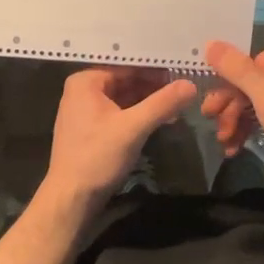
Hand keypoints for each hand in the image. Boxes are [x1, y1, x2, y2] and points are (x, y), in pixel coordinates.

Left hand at [43, 67, 197, 202]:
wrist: (72, 198)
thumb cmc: (98, 157)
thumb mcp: (134, 127)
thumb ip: (162, 103)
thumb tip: (191, 84)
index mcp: (86, 82)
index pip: (127, 65)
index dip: (156, 68)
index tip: (183, 70)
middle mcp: (82, 91)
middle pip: (126, 81)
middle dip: (155, 86)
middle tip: (186, 86)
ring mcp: (85, 112)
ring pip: (124, 98)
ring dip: (149, 102)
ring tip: (179, 103)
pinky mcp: (91, 131)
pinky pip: (119, 114)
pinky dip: (139, 116)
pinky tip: (162, 120)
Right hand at [202, 42, 263, 166]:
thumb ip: (236, 70)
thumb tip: (209, 42)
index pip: (240, 68)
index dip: (222, 92)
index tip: (209, 114)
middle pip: (246, 87)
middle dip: (229, 112)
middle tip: (218, 133)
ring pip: (254, 103)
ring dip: (237, 124)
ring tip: (227, 145)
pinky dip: (252, 128)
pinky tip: (240, 146)